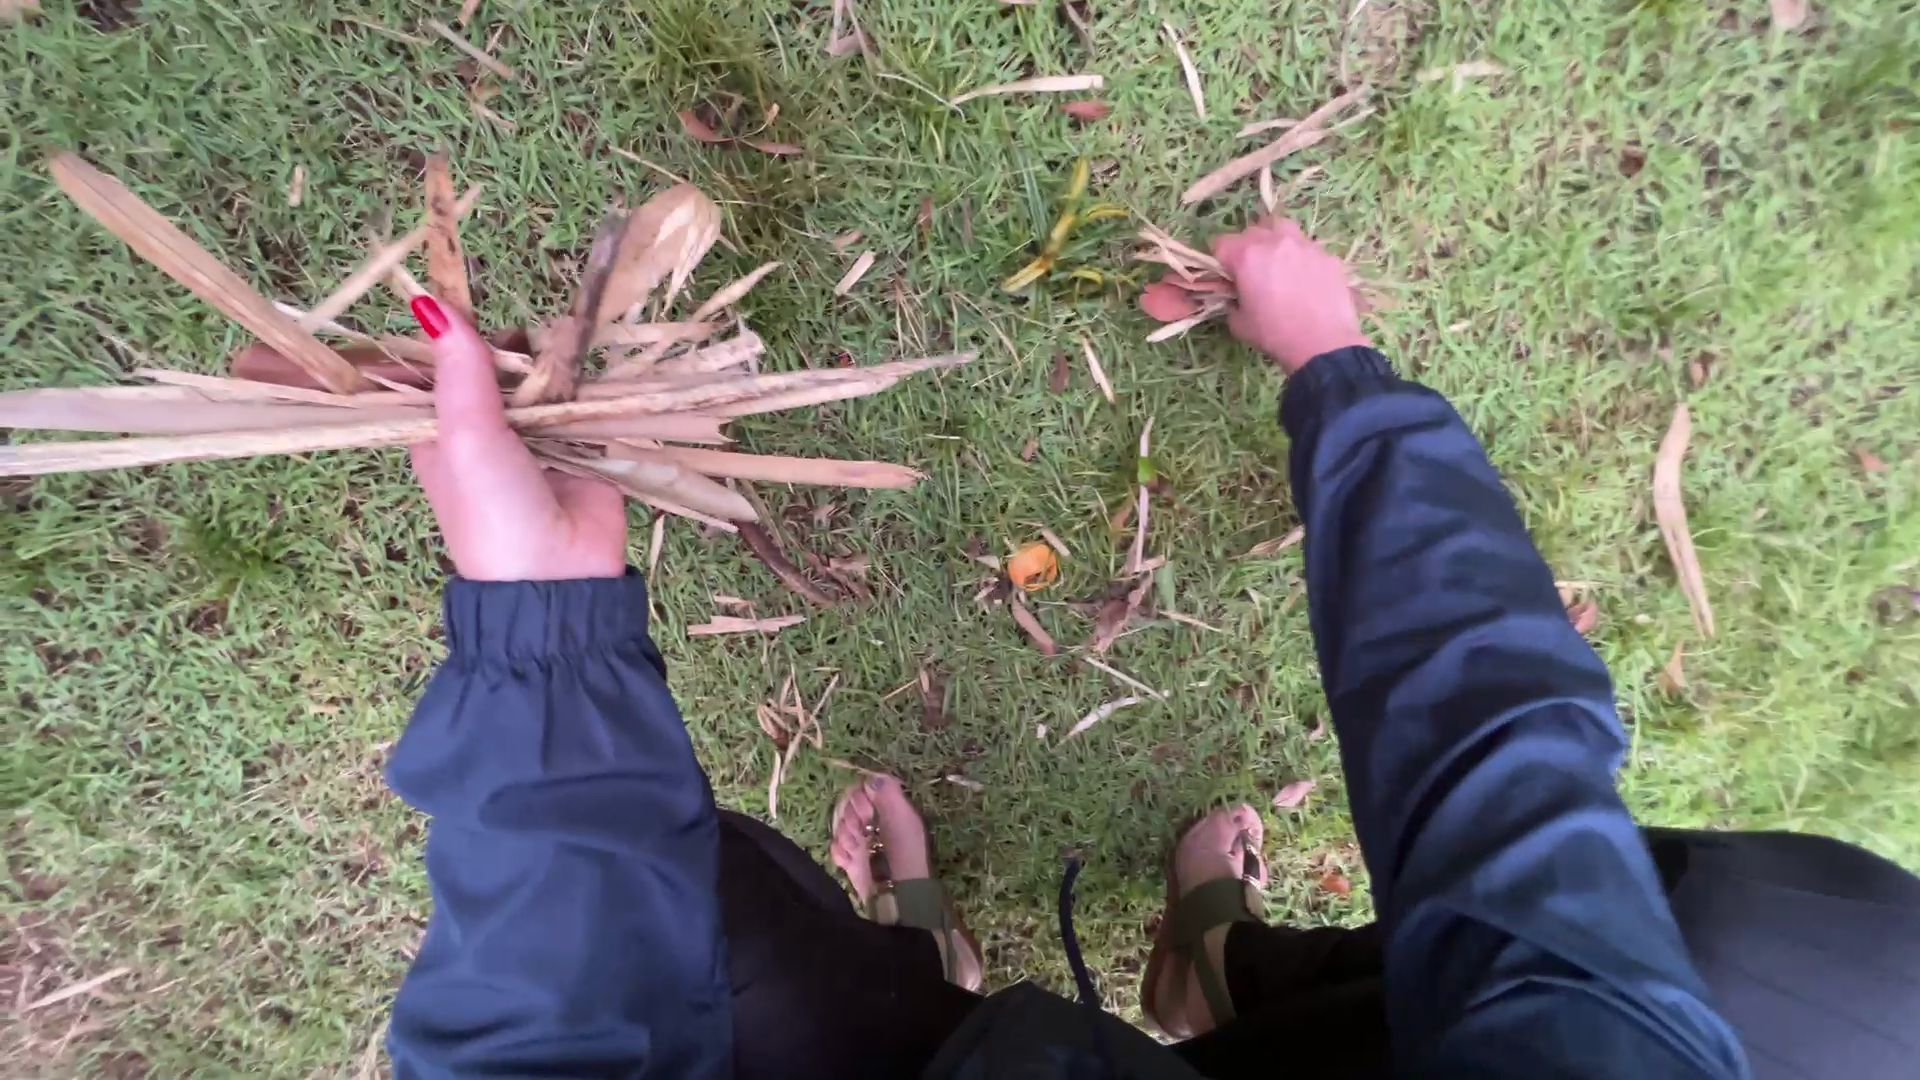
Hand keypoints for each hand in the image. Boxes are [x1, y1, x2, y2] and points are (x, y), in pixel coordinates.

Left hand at [408, 296, 628, 580]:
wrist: (560, 574)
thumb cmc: (494, 510)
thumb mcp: (465, 437)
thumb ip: (460, 372)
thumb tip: (430, 302)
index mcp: (443, 433)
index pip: (442, 372)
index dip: (453, 340)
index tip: (470, 312)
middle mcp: (491, 434)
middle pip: (500, 375)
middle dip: (514, 354)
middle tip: (527, 344)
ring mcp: (541, 443)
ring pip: (546, 389)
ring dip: (556, 372)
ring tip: (564, 354)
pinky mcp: (586, 452)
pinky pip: (587, 411)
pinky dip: (591, 394)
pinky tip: (595, 376)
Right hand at [1213, 218, 1369, 374]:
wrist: (1321, 342)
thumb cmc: (1273, 334)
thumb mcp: (1239, 324)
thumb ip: (1232, 303)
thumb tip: (1234, 298)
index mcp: (1247, 257)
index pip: (1222, 243)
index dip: (1218, 259)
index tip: (1223, 273)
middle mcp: (1275, 242)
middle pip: (1252, 231)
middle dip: (1245, 247)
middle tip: (1248, 270)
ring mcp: (1304, 245)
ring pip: (1282, 228)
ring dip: (1273, 240)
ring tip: (1276, 262)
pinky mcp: (1326, 255)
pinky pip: (1307, 247)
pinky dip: (1299, 257)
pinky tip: (1303, 279)